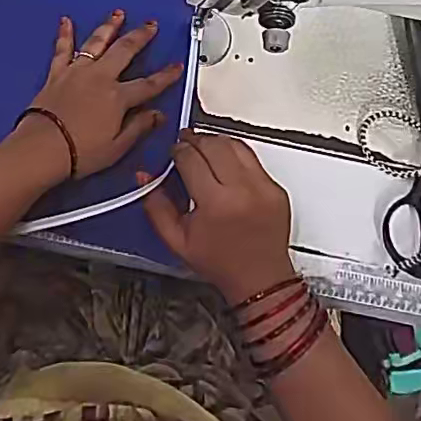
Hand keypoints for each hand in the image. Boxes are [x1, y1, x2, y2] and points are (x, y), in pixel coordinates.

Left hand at [19, 10, 183, 180]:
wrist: (42, 148)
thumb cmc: (78, 152)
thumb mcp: (117, 147)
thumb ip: (139, 127)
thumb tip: (157, 116)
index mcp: (117, 97)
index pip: (149, 84)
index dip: (165, 75)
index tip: (176, 66)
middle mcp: (99, 78)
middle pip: (125, 50)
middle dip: (141, 36)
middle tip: (151, 25)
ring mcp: (77, 72)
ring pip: (97, 42)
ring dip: (109, 26)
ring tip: (118, 14)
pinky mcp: (56, 74)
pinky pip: (62, 49)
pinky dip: (65, 34)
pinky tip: (66, 21)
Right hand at [140, 131, 295, 300]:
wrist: (260, 280)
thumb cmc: (220, 263)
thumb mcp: (177, 241)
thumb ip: (156, 206)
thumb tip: (145, 177)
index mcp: (216, 204)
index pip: (191, 159)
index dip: (177, 150)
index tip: (173, 152)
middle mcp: (243, 191)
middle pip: (214, 145)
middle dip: (195, 140)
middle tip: (186, 144)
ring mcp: (263, 188)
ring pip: (235, 146)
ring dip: (216, 142)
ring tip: (204, 148)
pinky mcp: (276, 188)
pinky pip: (253, 159)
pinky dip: (236, 155)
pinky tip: (225, 162)